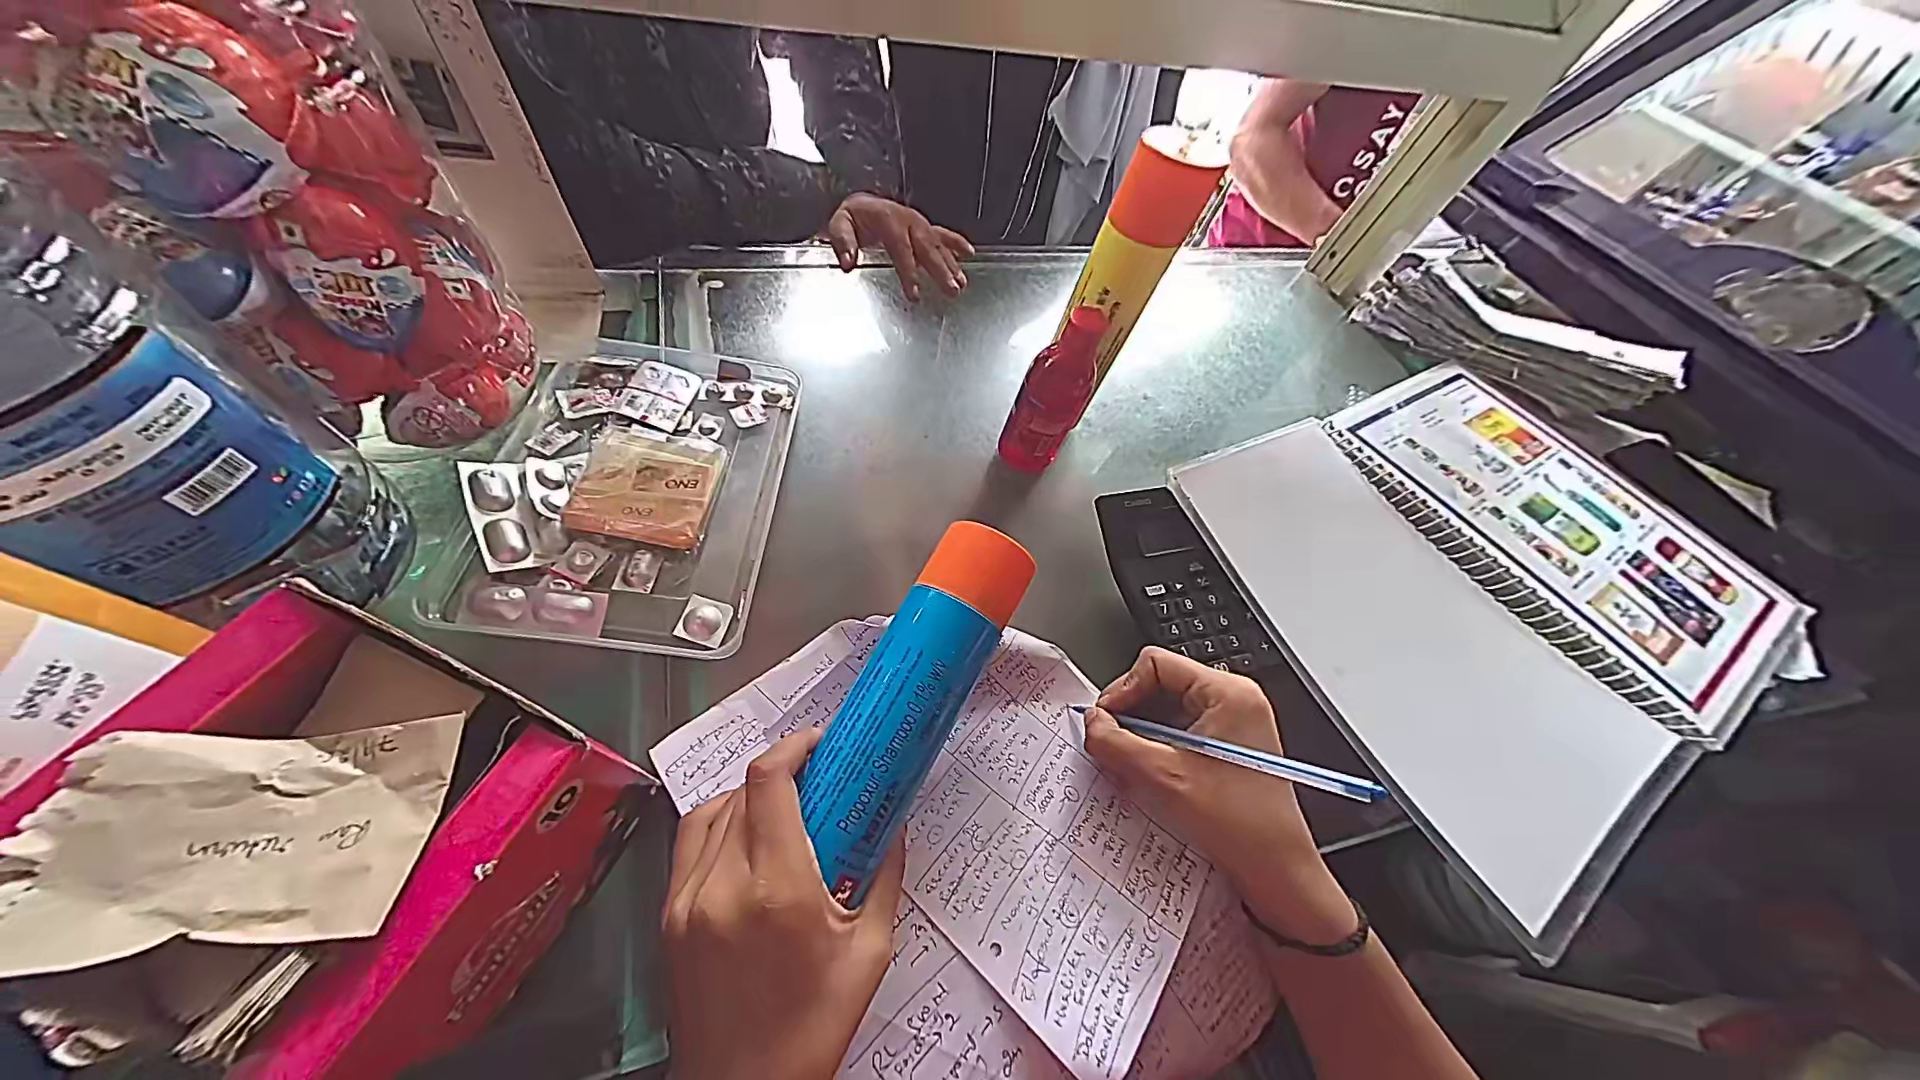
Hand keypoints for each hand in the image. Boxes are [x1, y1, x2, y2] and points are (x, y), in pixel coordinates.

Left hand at [663, 728, 904, 1079]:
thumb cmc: (809, 1028)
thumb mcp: (869, 950)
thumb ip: (886, 876)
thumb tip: (893, 827)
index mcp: (777, 889)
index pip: (769, 782)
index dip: (793, 747)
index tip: (817, 743)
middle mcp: (724, 886)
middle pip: (745, 789)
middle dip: (783, 770)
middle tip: (815, 776)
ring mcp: (689, 901)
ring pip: (714, 809)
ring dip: (750, 793)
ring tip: (783, 804)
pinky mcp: (671, 916)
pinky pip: (691, 840)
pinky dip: (720, 820)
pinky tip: (745, 834)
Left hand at [820, 192, 973, 301]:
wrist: (861, 203)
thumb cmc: (853, 217)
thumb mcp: (839, 225)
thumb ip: (843, 243)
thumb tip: (848, 261)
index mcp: (888, 220)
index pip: (902, 249)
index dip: (909, 272)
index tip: (914, 293)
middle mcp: (907, 220)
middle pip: (927, 248)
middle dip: (941, 270)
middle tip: (951, 289)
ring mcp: (918, 223)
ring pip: (938, 244)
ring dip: (952, 264)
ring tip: (961, 283)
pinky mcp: (924, 227)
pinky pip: (943, 234)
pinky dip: (957, 244)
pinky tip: (969, 254)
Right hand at [1083, 647, 1355, 942]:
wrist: (1277, 873)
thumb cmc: (1242, 825)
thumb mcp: (1163, 777)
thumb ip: (1116, 742)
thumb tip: (1093, 722)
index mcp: (1228, 693)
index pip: (1156, 664)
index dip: (1123, 689)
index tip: (1106, 718)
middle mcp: (1234, 700)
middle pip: (1159, 684)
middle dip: (1131, 715)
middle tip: (1112, 743)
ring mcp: (1232, 722)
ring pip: (1165, 709)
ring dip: (1142, 734)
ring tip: (1130, 764)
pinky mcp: (1226, 744)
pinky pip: (1178, 730)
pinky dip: (1156, 748)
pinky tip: (1148, 774)